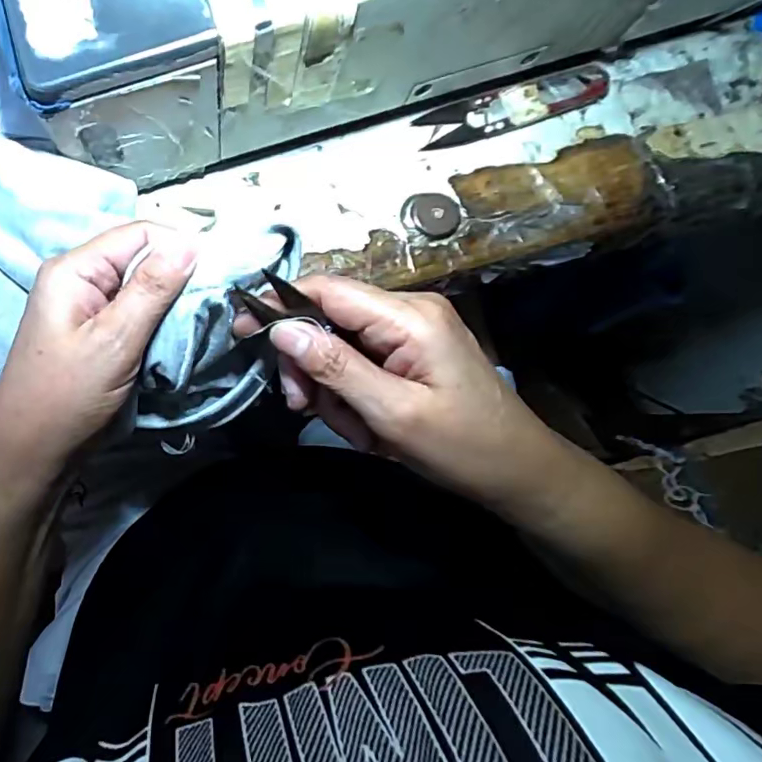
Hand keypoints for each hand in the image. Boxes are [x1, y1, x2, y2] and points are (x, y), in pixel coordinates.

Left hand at [0, 222, 196, 479]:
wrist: (33, 455)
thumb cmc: (68, 397)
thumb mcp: (115, 340)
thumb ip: (152, 288)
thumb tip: (191, 242)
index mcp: (74, 270)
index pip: (140, 234)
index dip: (179, 248)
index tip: (215, 276)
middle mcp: (78, 279)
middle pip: (141, 257)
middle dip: (177, 276)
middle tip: (210, 304)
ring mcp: (86, 306)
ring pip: (142, 286)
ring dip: (170, 302)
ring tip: (198, 321)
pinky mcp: (95, 331)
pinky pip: (134, 311)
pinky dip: (158, 321)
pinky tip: (176, 336)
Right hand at [232, 275, 562, 510]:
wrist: (519, 471)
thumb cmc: (462, 446)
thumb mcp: (392, 414)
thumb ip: (336, 368)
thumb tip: (282, 329)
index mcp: (409, 316)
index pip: (328, 289)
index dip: (280, 303)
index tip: (242, 329)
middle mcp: (408, 311)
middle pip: (328, 319)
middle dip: (310, 365)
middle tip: (303, 407)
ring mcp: (410, 331)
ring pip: (339, 346)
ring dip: (331, 389)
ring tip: (356, 430)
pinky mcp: (409, 351)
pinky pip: (360, 362)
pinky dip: (351, 394)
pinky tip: (367, 426)